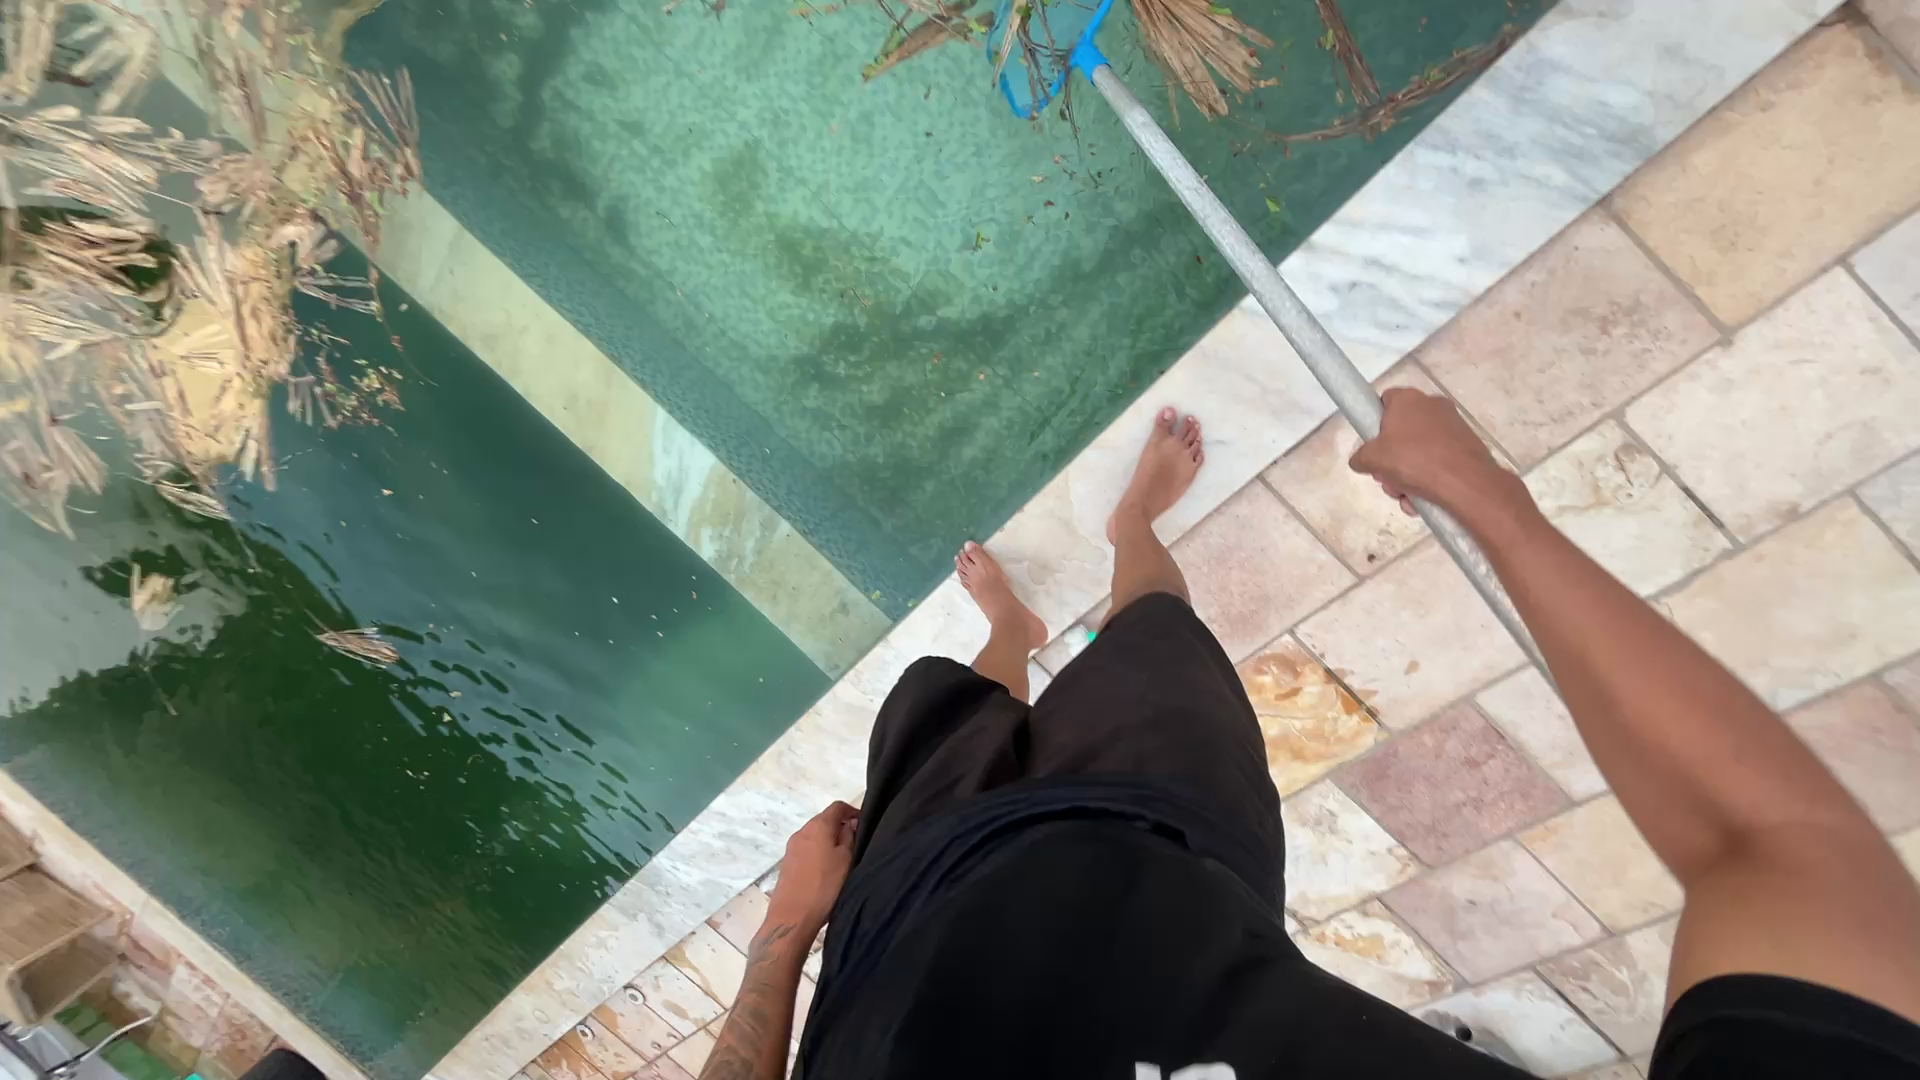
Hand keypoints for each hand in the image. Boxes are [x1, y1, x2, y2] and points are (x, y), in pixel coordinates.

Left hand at [766, 801, 857, 932]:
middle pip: (824, 819)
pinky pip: (806, 848)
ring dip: (828, 839)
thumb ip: (849, 836)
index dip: (852, 811)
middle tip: (855, 840)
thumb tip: (849, 823)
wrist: (792, 918)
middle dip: (840, 825)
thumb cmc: (824, 886)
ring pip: (814, 835)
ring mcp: (791, 847)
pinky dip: (818, 851)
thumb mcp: (846, 860)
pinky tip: (825, 868)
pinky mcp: (786, 863)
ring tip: (842, 856)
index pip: (837, 807)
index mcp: (818, 826)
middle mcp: (802, 831)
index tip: (864, 822)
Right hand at [1348, 388, 1531, 526]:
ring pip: (1418, 448)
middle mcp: (1432, 405)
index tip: (1372, 443)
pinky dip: (1427, 476)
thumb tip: (1363, 460)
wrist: (1465, 482)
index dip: (1374, 421)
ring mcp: (1453, 424)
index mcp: (1408, 400)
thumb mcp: (1370, 460)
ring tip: (1405, 493)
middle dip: (1390, 456)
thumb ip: (1360, 457)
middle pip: (1400, 429)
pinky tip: (1422, 497)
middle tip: (1386, 475)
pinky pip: (1437, 459)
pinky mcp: (1467, 444)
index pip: (1384, 400)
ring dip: (1406, 472)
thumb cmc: (1412, 461)